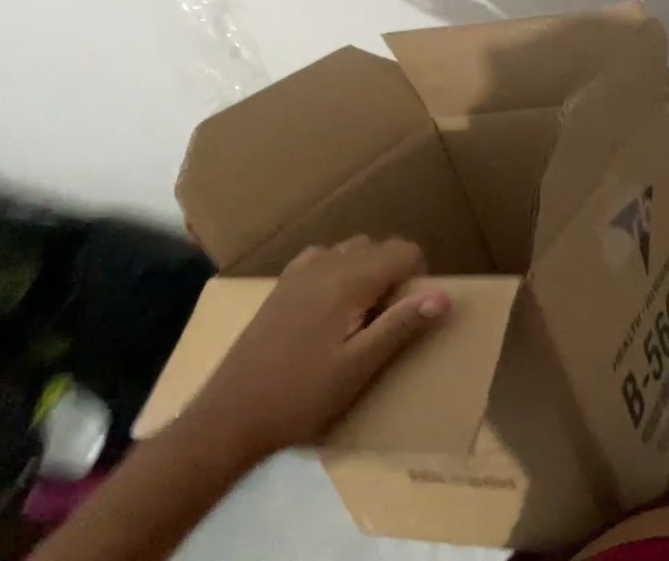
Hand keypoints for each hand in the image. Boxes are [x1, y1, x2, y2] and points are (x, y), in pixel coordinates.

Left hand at [180, 236, 450, 464]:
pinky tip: (331, 306)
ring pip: (349, 249)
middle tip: (391, 314)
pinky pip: (320, 259)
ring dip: (367, 268)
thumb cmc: (300, 396)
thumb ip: (401, 325)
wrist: (225, 422)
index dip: (419, 275)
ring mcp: (295, 276)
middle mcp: (323, 266)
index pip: (404, 250)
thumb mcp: (360, 367)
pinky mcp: (277, 291)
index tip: (412, 309)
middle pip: (378, 246)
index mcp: (348, 281)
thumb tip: (444, 295)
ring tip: (364, 309)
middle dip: (395, 270)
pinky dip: (337, 270)